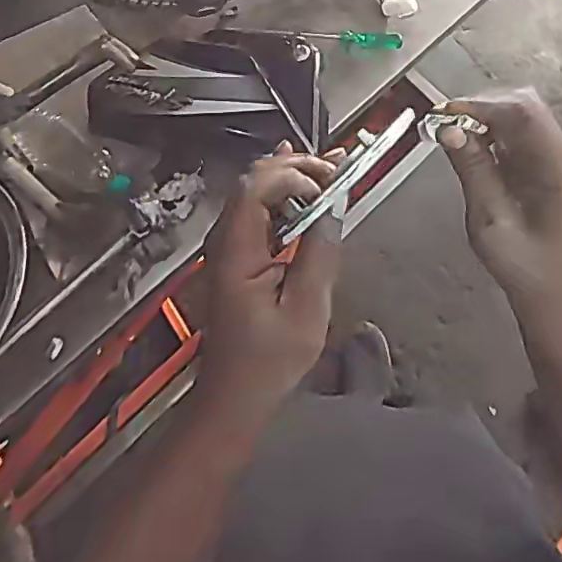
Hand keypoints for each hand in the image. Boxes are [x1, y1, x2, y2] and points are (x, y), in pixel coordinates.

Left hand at [194, 143, 342, 430]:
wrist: (234, 394)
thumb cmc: (269, 361)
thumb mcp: (306, 310)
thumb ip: (320, 253)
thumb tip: (334, 207)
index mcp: (236, 252)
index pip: (255, 188)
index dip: (292, 175)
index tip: (327, 188)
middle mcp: (225, 240)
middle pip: (254, 180)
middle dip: (296, 167)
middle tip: (336, 170)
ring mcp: (228, 244)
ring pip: (256, 189)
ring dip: (293, 174)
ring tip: (330, 170)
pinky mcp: (238, 253)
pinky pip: (259, 208)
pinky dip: (285, 191)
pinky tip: (305, 180)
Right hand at [437, 90, 561, 323]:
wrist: (554, 297)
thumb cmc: (525, 269)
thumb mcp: (491, 223)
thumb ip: (473, 172)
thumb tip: (450, 131)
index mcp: (561, 170)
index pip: (524, 113)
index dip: (482, 105)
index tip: (446, 112)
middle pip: (526, 107)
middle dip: (482, 107)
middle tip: (445, 122)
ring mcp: (560, 161)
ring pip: (523, 117)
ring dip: (486, 119)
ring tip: (454, 134)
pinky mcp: (549, 167)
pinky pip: (521, 136)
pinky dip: (494, 134)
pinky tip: (473, 148)